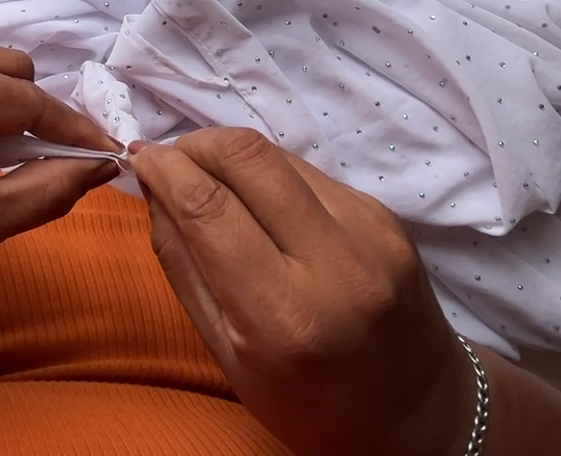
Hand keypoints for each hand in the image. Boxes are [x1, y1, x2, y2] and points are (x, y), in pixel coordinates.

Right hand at [130, 129, 473, 455]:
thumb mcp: (223, 351)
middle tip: (170, 162)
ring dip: (226, 154)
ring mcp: (370, 231)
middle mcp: (336, 263)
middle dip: (193, 144)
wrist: (422, 415)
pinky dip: (263, 172)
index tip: (138, 159)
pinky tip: (258, 202)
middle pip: (245, 155)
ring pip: (274, 153)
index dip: (163, 168)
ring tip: (209, 181)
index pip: (207, 206)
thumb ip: (180, 262)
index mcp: (285, 315)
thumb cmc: (306, 401)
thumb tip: (151, 184)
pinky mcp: (383, 212)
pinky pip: (303, 168)